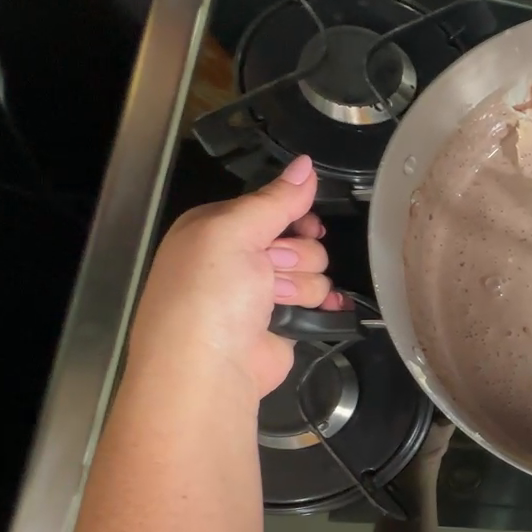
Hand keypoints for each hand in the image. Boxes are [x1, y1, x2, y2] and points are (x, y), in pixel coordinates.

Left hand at [126, 156, 346, 398]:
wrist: (209, 366)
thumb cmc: (207, 296)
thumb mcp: (232, 233)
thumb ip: (275, 200)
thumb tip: (307, 165)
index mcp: (216, 228)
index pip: (275, 207)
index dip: (293, 218)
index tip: (296, 230)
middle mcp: (239, 257)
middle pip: (302, 240)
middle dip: (298, 256)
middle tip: (271, 272)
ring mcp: (262, 291)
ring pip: (315, 272)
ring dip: (303, 286)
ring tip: (276, 301)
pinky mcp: (284, 320)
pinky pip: (320, 301)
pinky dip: (324, 304)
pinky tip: (320, 309)